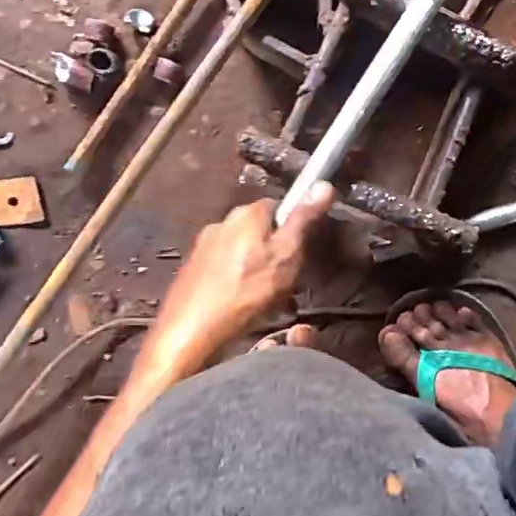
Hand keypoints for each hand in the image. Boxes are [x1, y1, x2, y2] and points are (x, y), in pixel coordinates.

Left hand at [150, 183, 336, 366]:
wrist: (191, 331)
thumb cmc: (246, 293)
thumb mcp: (287, 255)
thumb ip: (304, 220)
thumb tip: (323, 185)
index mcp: (246, 213)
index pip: (280, 206)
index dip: (295, 228)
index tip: (302, 253)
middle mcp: (222, 222)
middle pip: (261, 231)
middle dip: (277, 254)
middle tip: (289, 284)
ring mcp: (204, 247)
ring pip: (244, 253)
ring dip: (260, 272)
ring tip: (269, 303)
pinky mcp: (193, 270)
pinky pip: (227, 270)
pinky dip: (240, 284)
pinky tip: (246, 308)